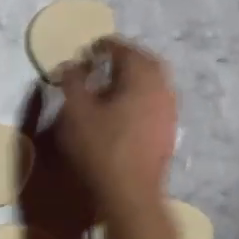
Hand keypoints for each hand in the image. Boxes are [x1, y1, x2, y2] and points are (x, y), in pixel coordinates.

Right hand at [55, 37, 177, 217]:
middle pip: (148, 63)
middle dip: (126, 56)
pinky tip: (121, 107)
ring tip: (110, 82)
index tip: (90, 47)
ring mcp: (169, 113)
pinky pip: (156, 100)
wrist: (130, 194)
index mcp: (141, 81)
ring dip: (135, 76)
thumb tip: (70, 64)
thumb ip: (72, 82)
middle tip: (103, 59)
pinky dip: (140, 93)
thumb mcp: (75, 111)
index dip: (107, 45)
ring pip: (155, 82)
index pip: (127, 51)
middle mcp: (162, 92)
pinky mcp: (167, 131)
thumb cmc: (99, 148)